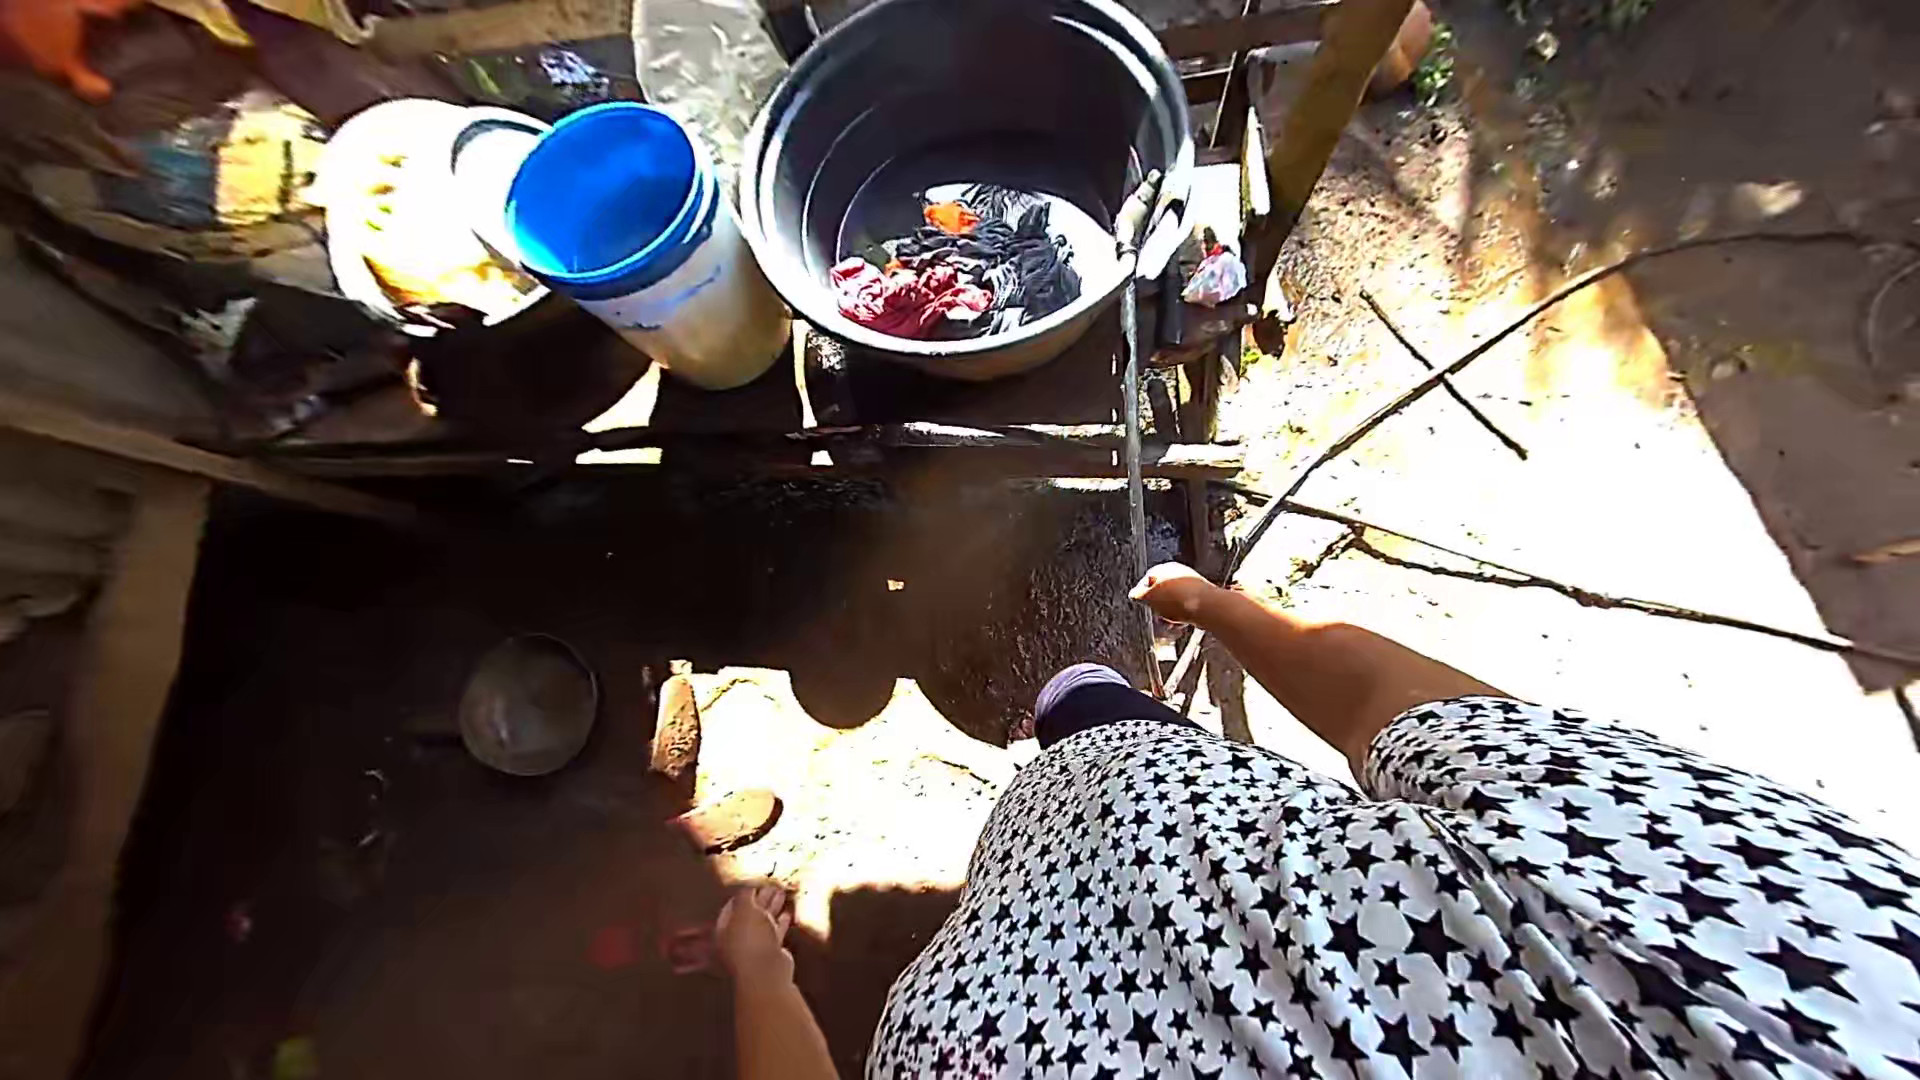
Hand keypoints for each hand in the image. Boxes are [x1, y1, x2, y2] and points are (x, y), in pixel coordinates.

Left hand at [715, 883, 794, 984]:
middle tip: (771, 884)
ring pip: (763, 922)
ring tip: (781, 892)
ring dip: (772, 907)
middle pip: (749, 915)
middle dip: (760, 899)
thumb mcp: (745, 910)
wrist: (766, 972)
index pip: (731, 908)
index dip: (742, 894)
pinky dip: (781, 922)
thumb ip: (745, 895)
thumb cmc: (750, 939)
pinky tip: (787, 913)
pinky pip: (775, 932)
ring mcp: (754, 947)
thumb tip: (746, 885)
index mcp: (724, 931)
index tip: (754, 881)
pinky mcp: (770, 953)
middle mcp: (737, 940)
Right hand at [1129, 562, 1221, 624]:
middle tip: (1155, 615)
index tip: (1140, 603)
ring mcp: (1193, 584)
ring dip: (1170, 612)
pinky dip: (1183, 615)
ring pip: (1175, 601)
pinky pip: (1188, 607)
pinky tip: (1181, 623)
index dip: (1142, 593)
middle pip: (1162, 591)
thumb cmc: (1178, 599)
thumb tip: (1134, 594)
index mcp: (1165, 567)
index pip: (1147, 579)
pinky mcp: (1203, 597)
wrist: (1207, 608)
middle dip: (1158, 605)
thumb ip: (1138, 595)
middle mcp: (1180, 573)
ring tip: (1168, 622)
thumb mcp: (1148, 598)